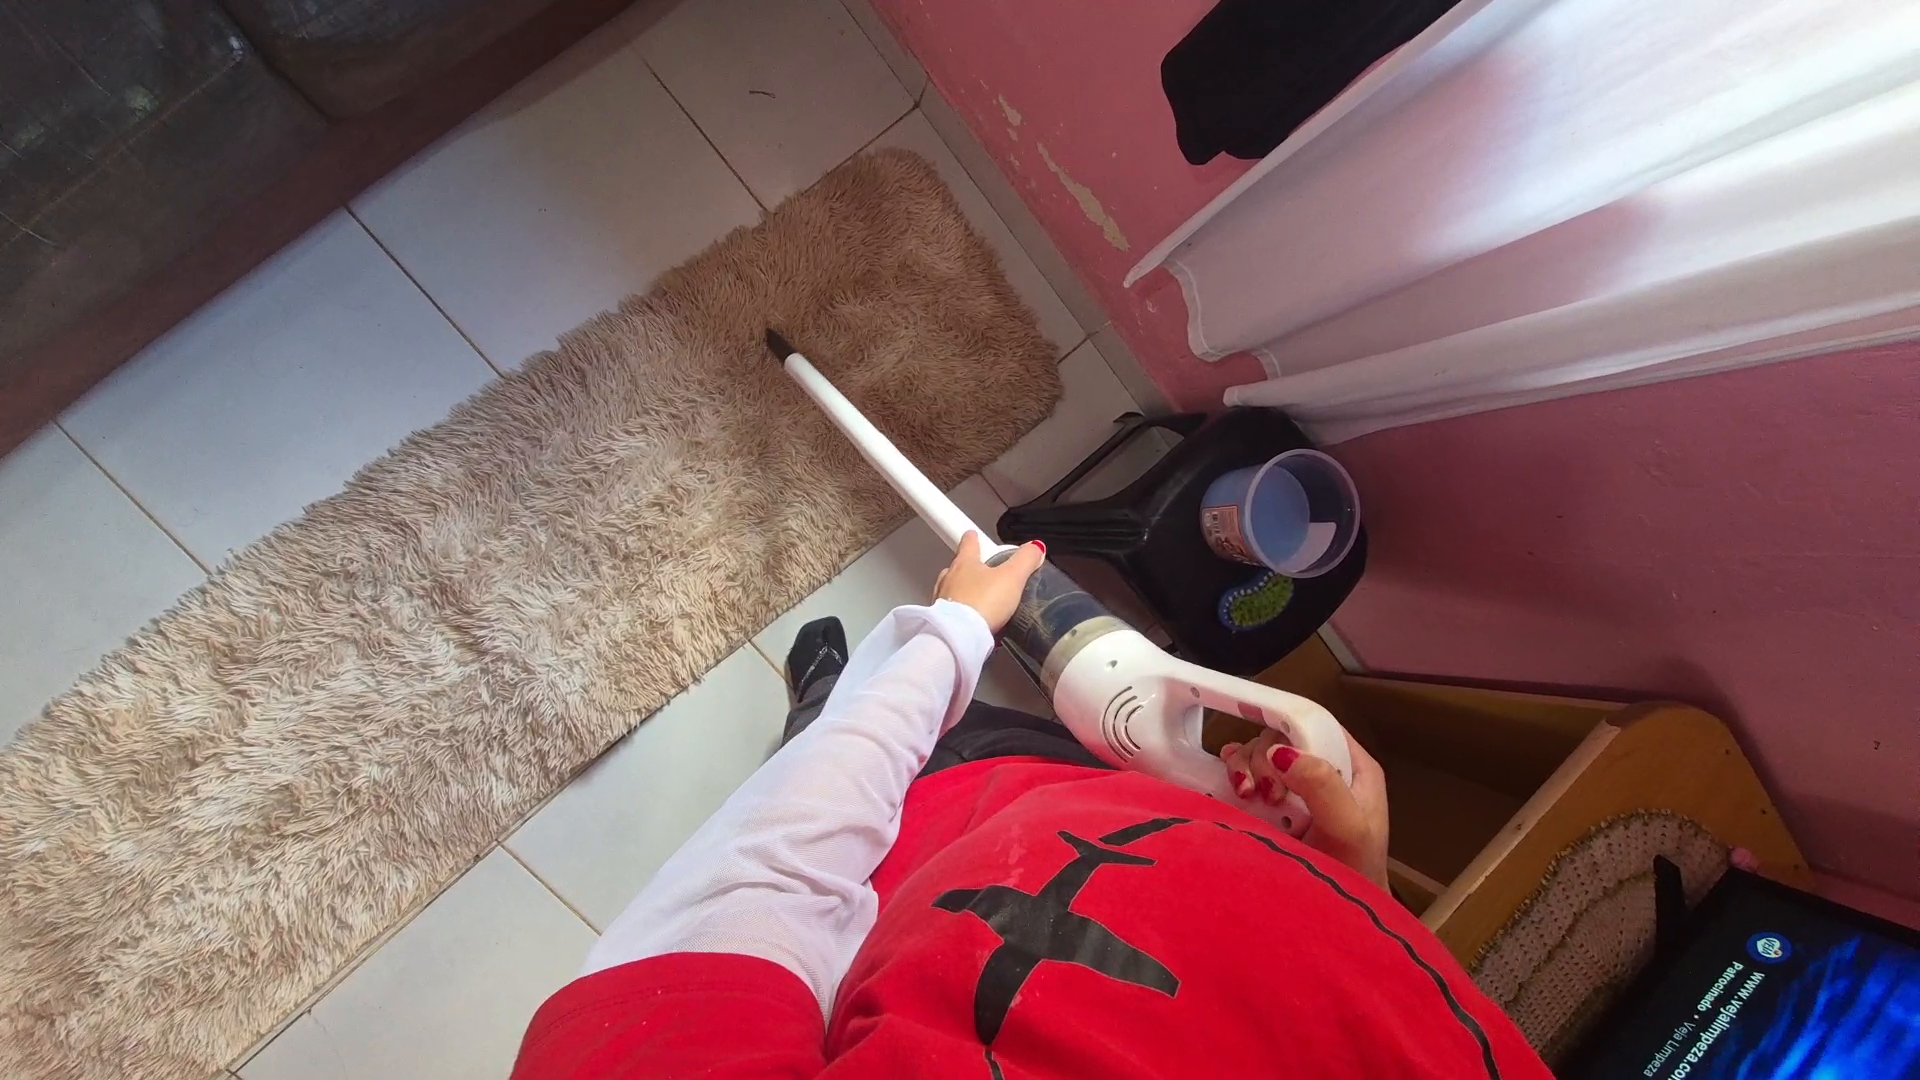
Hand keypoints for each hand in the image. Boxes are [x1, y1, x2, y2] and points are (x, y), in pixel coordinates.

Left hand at [933, 532, 1044, 633]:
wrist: (960, 637)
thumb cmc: (983, 602)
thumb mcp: (1012, 577)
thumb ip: (1025, 560)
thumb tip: (1036, 547)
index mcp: (965, 563)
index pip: (968, 543)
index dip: (973, 538)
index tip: (973, 534)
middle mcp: (949, 579)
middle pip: (958, 567)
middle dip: (970, 568)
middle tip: (985, 573)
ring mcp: (942, 600)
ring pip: (953, 590)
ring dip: (964, 593)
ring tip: (982, 601)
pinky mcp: (941, 622)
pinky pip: (952, 614)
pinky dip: (962, 614)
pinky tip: (974, 622)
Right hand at [1220, 729, 1389, 888]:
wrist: (1333, 921)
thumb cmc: (1352, 878)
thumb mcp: (1348, 831)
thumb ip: (1324, 788)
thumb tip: (1282, 751)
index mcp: (1352, 767)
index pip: (1317, 723)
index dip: (1289, 727)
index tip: (1269, 749)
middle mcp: (1322, 769)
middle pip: (1281, 736)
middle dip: (1265, 757)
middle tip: (1266, 792)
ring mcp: (1293, 785)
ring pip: (1258, 751)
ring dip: (1246, 766)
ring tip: (1246, 794)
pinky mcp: (1267, 801)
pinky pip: (1241, 770)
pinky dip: (1233, 773)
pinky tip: (1235, 790)